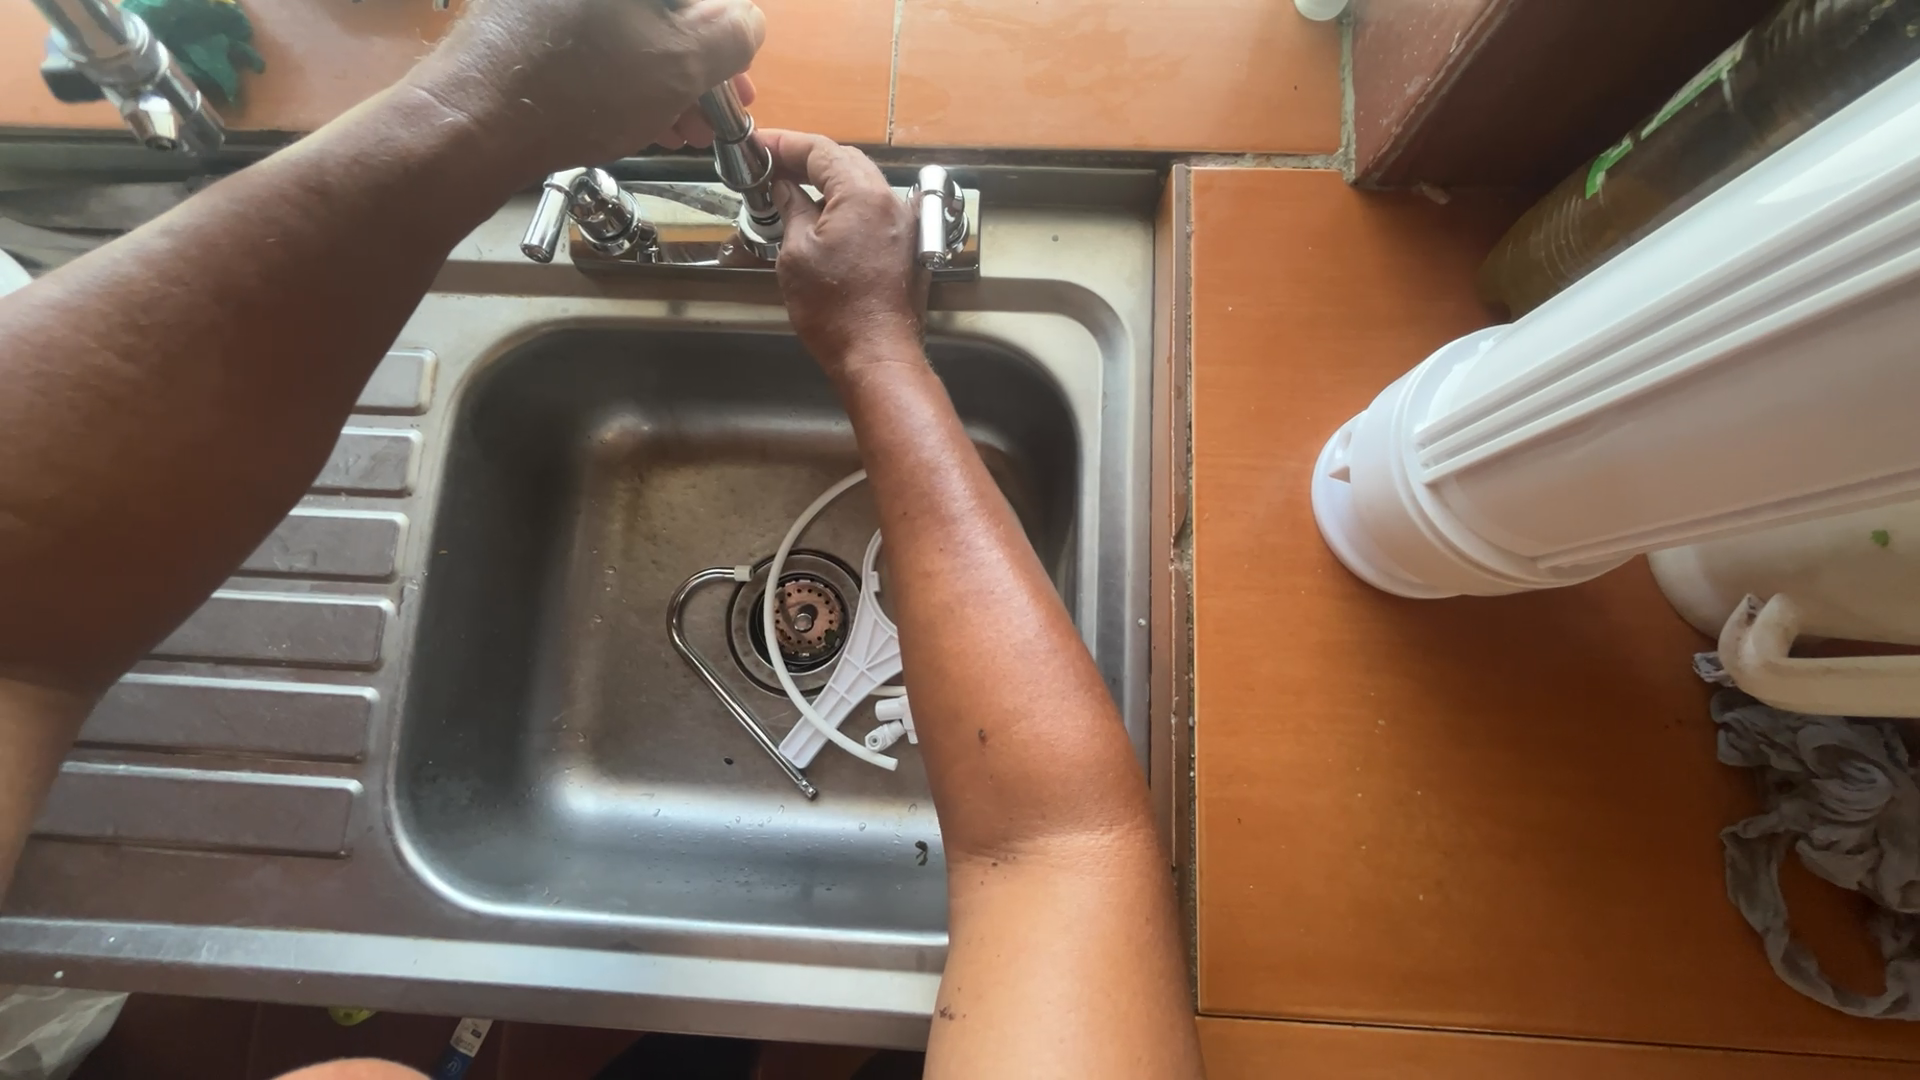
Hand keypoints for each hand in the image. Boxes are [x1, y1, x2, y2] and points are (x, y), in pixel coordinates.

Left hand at [406, 0, 764, 178]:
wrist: (484, 116)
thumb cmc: (589, 86)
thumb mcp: (682, 61)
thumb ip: (731, 34)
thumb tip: (746, 22)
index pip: (704, 0)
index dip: (728, 38)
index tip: (736, 85)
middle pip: (668, 13)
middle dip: (700, 66)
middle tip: (714, 115)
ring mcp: (556, 0)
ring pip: (636, 29)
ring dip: (671, 80)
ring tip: (684, 131)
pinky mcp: (533, 17)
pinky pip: (603, 39)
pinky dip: (634, 77)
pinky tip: (648, 119)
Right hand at [763, 130, 927, 379]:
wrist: (877, 357)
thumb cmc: (837, 313)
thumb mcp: (797, 254)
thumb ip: (792, 209)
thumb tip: (785, 189)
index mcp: (863, 194)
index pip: (820, 150)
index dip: (784, 144)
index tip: (759, 146)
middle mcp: (892, 203)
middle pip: (846, 163)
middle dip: (807, 160)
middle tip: (772, 167)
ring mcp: (906, 226)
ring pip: (863, 187)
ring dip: (829, 185)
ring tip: (794, 192)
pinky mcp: (909, 249)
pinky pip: (876, 213)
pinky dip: (849, 208)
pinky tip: (826, 220)